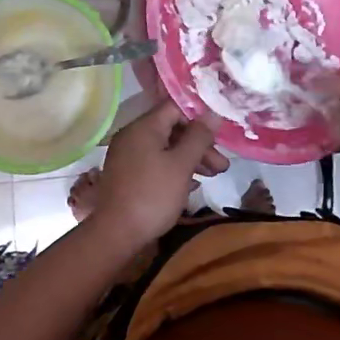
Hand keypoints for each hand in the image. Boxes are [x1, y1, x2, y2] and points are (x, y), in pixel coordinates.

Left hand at [88, 100, 228, 244]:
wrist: (117, 231)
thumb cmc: (153, 194)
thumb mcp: (181, 165)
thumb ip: (198, 137)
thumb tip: (212, 113)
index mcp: (144, 126)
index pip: (174, 107)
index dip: (199, 117)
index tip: (219, 134)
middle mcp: (132, 135)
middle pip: (171, 129)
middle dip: (198, 144)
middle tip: (221, 164)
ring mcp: (127, 155)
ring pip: (164, 148)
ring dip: (190, 158)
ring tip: (213, 175)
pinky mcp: (127, 173)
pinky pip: (154, 162)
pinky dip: (174, 168)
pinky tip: (191, 184)